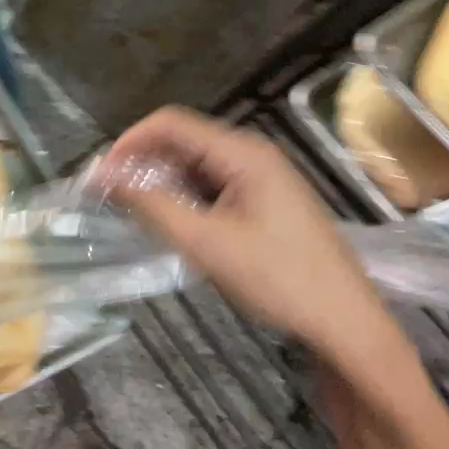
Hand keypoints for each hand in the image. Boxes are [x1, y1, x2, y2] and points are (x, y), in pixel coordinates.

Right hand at [98, 108, 395, 364]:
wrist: (347, 325)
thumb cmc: (278, 279)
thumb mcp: (205, 242)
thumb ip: (151, 204)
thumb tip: (104, 175)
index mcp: (243, 153)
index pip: (170, 123)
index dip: (129, 142)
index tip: (101, 175)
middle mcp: (252, 154)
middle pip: (182, 140)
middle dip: (142, 162)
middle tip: (111, 196)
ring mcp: (261, 176)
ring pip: (194, 163)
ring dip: (161, 181)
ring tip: (134, 211)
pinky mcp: (264, 199)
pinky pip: (212, 183)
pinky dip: (184, 196)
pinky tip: (171, 222)